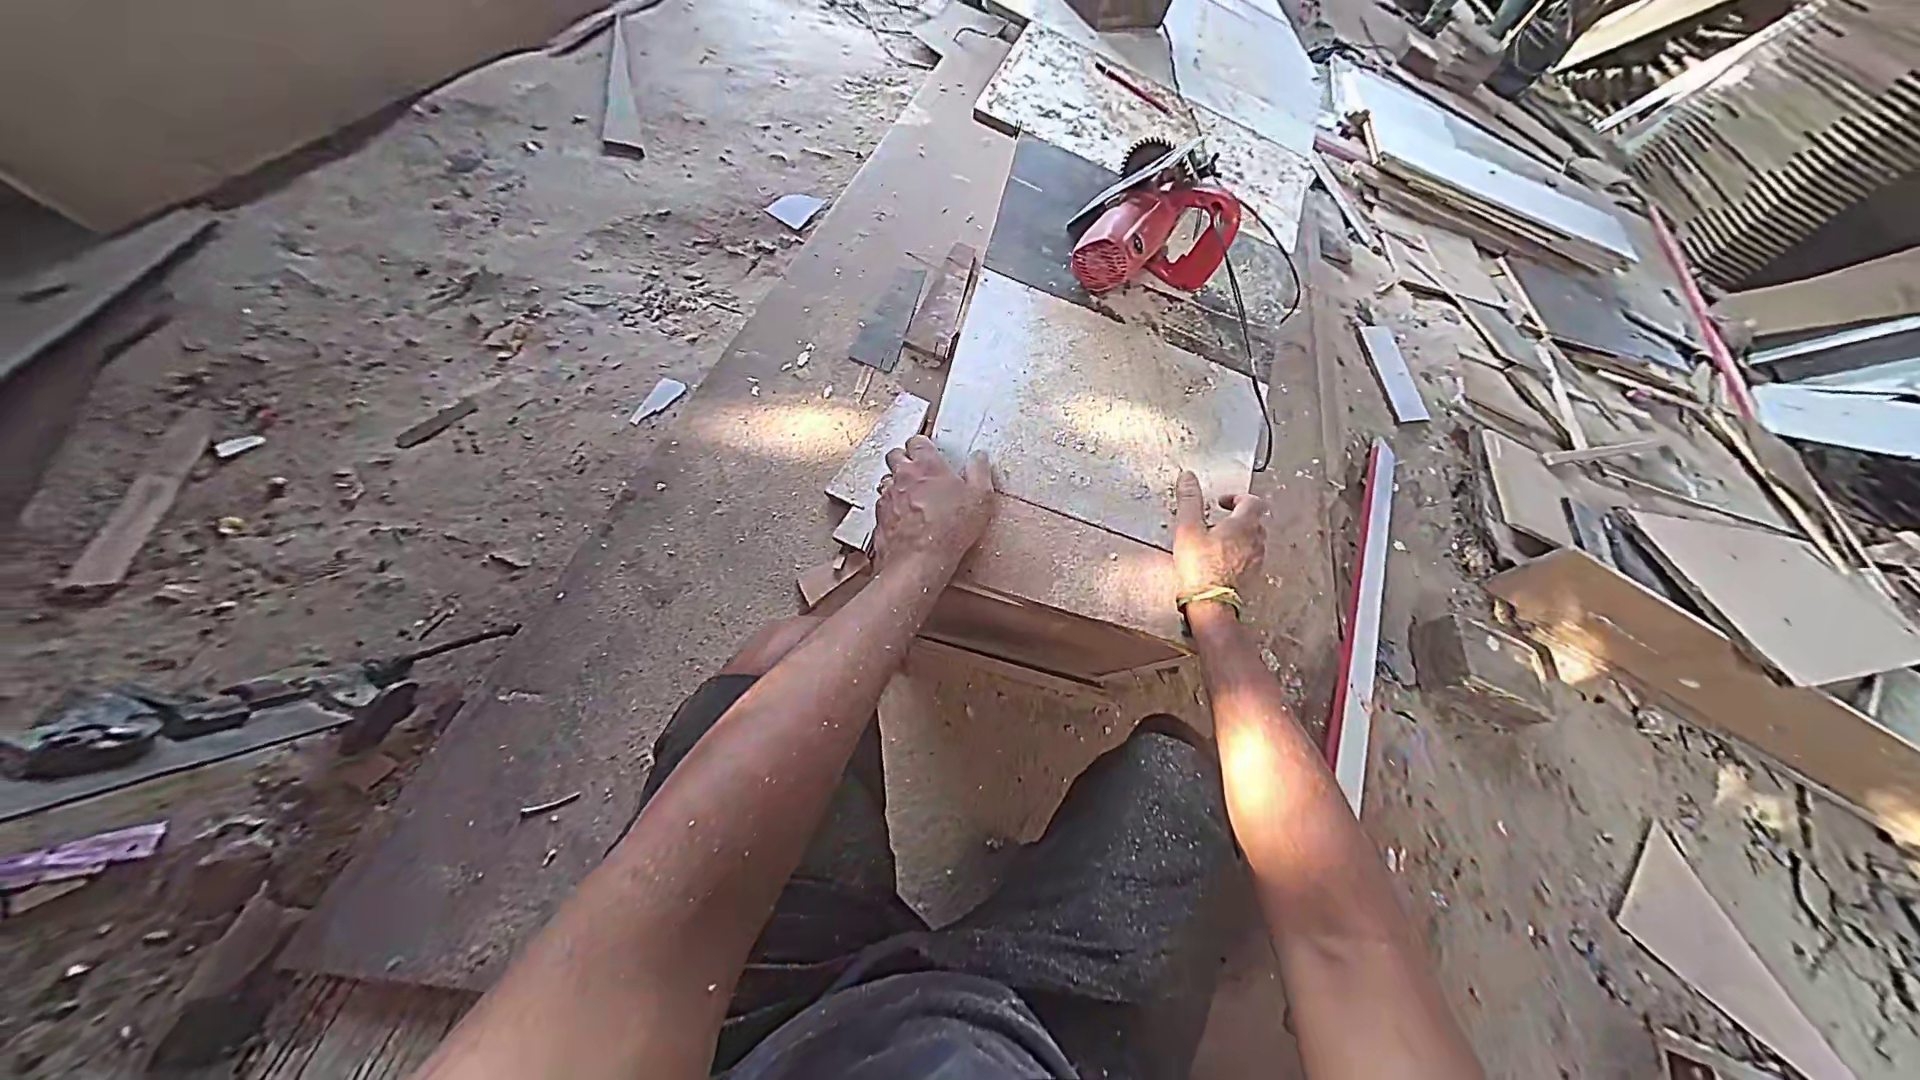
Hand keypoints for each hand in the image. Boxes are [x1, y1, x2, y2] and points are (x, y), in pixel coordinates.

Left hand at [875, 435, 994, 573]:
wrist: (920, 560)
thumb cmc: (949, 528)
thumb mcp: (980, 498)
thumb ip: (979, 473)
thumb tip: (979, 458)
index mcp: (926, 466)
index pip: (918, 442)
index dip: (923, 445)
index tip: (929, 451)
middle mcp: (902, 476)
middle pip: (895, 455)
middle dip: (903, 459)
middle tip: (917, 470)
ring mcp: (887, 497)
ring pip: (885, 480)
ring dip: (895, 484)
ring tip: (910, 495)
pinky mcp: (879, 518)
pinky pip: (882, 506)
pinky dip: (890, 508)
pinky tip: (902, 518)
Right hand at [1172, 470, 1265, 597]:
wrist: (1210, 602)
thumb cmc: (1200, 565)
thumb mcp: (1188, 528)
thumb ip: (1190, 500)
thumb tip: (1188, 476)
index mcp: (1244, 524)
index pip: (1253, 501)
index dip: (1238, 498)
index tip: (1222, 502)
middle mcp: (1256, 540)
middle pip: (1255, 520)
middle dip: (1238, 517)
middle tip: (1218, 520)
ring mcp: (1256, 559)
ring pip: (1253, 540)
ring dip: (1239, 536)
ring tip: (1217, 540)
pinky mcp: (1252, 575)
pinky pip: (1249, 557)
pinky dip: (1238, 553)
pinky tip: (1220, 560)